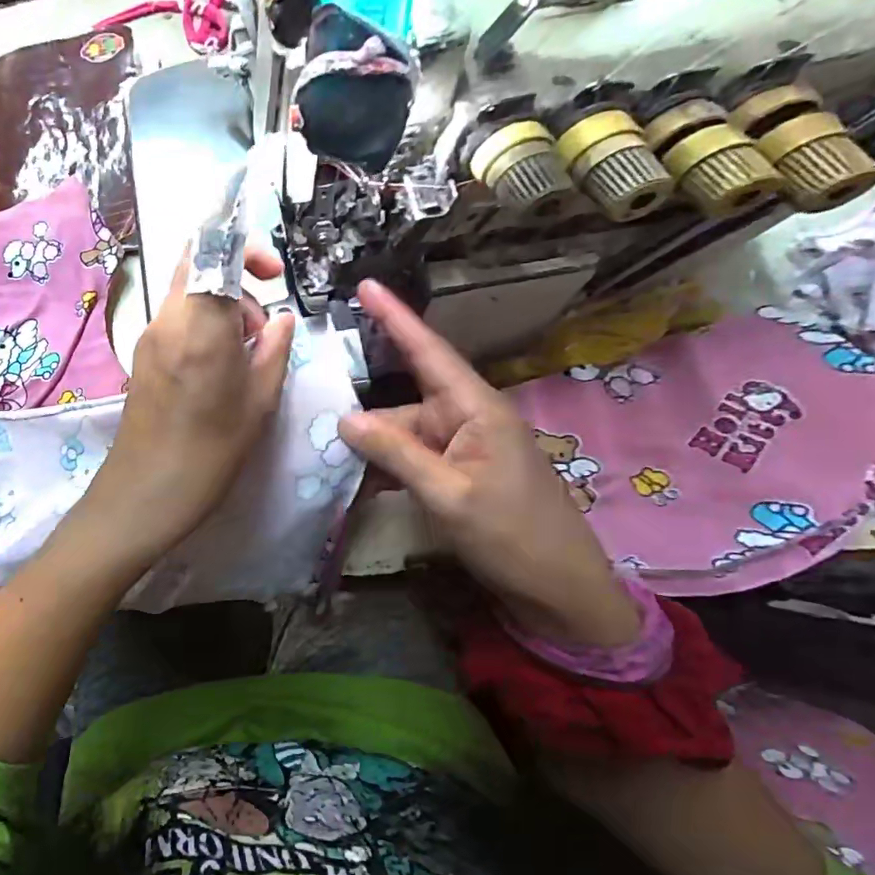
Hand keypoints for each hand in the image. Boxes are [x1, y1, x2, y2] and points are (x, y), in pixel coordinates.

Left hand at [86, 246, 294, 553]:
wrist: (142, 495)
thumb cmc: (209, 454)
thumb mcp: (258, 404)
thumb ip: (273, 351)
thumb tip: (281, 319)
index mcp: (199, 324)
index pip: (213, 250)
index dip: (245, 248)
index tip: (273, 275)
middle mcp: (167, 320)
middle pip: (196, 266)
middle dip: (236, 280)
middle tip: (260, 327)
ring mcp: (147, 337)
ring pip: (186, 293)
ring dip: (220, 306)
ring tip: (244, 354)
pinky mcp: (140, 356)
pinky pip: (175, 320)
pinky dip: (201, 325)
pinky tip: (217, 368)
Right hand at [337, 280, 638, 645]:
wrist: (559, 589)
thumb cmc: (512, 535)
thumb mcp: (448, 495)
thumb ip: (395, 453)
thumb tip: (345, 418)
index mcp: (475, 409)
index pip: (428, 352)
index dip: (395, 317)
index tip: (366, 285)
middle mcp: (466, 418)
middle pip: (400, 406)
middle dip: (362, 421)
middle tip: (316, 431)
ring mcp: (462, 447)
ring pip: (400, 436)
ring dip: (371, 454)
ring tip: (330, 470)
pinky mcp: (457, 473)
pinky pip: (411, 460)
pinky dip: (385, 471)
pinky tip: (356, 486)